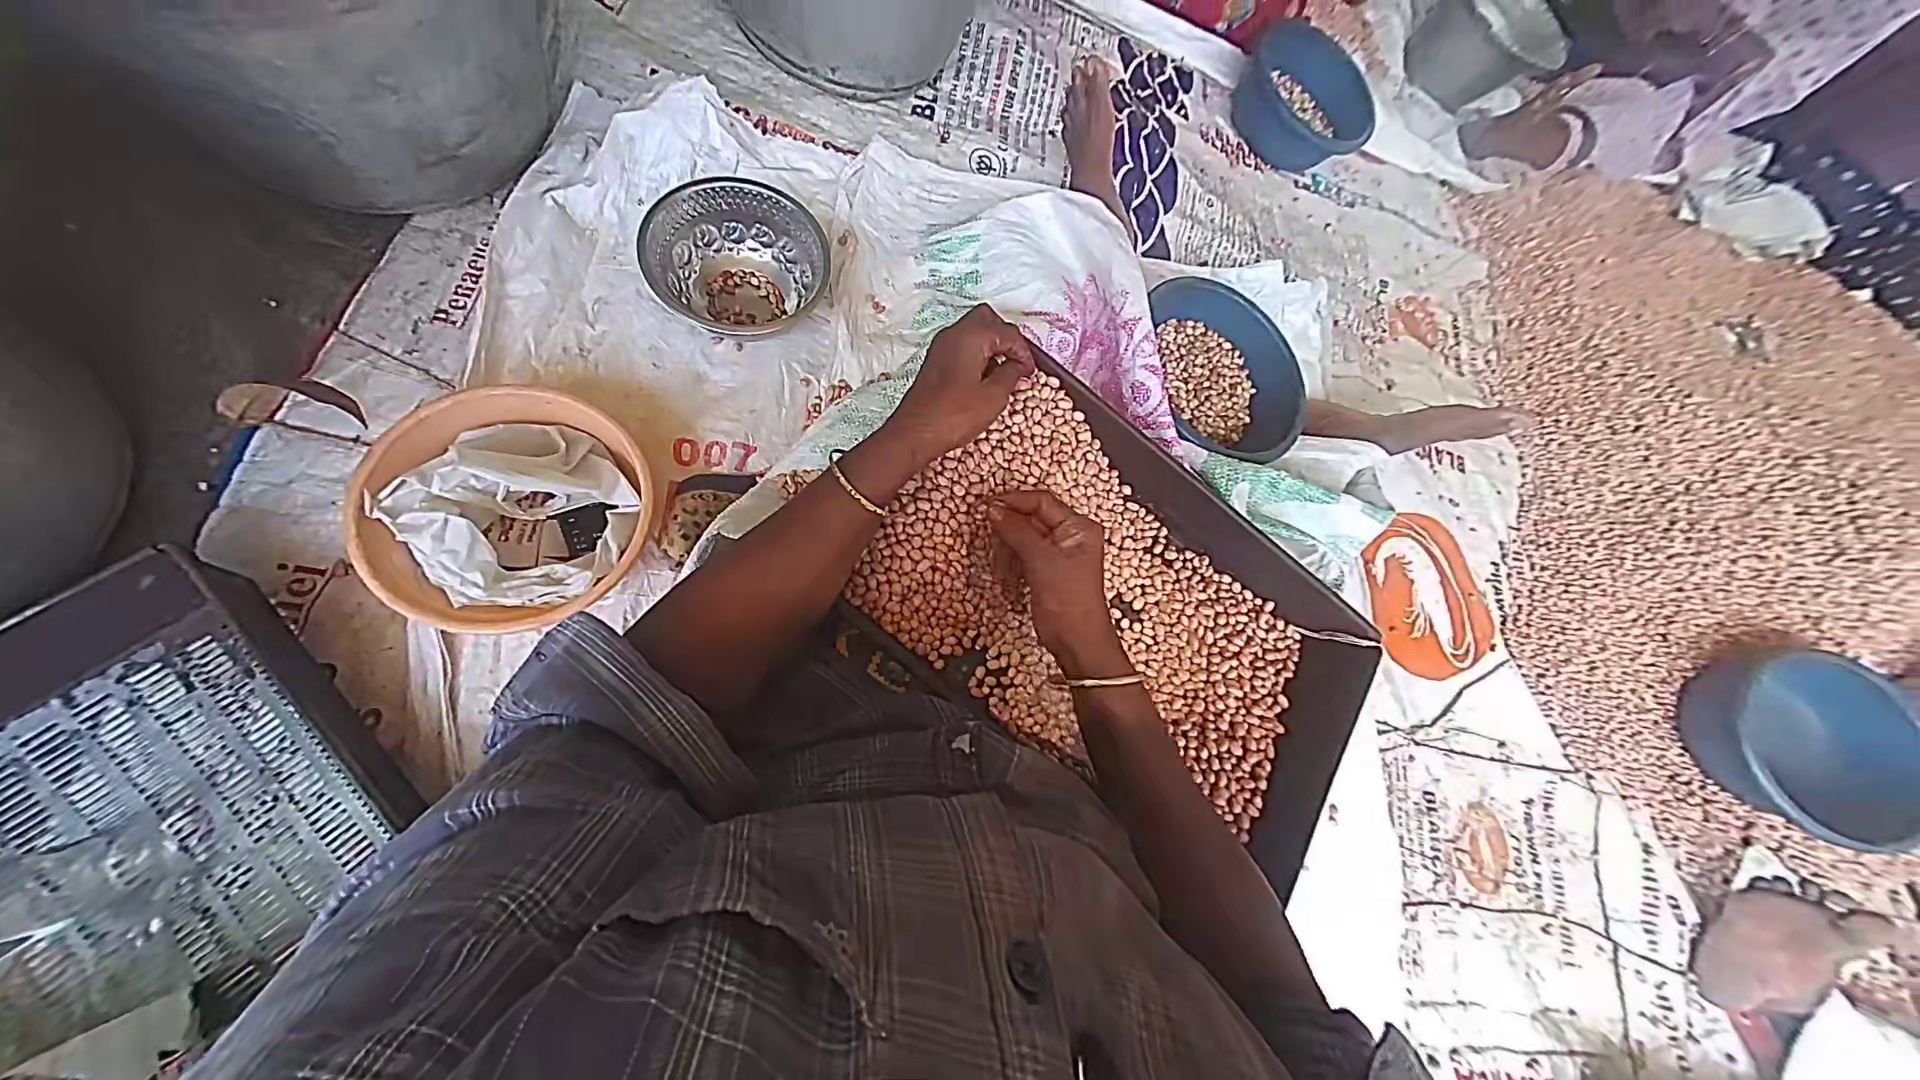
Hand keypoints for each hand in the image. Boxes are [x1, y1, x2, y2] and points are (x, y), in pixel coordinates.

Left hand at [884, 304, 1034, 459]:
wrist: (916, 432)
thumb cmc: (954, 415)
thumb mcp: (994, 396)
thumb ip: (1011, 375)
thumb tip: (1017, 366)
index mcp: (971, 336)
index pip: (1008, 332)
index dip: (1024, 352)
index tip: (1029, 372)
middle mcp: (954, 334)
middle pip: (988, 319)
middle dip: (1006, 339)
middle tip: (1017, 363)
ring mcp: (941, 347)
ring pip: (973, 332)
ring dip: (991, 347)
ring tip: (1003, 374)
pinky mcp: (935, 362)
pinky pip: (962, 347)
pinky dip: (977, 356)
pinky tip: (985, 379)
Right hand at [988, 490, 1129, 677]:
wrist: (1077, 642)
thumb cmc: (1070, 603)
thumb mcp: (1042, 561)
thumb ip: (1017, 532)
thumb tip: (994, 509)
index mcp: (1078, 527)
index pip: (1041, 501)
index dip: (1013, 501)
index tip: (987, 505)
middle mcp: (1069, 535)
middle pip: (1030, 517)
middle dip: (1008, 527)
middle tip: (987, 534)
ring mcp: (1057, 553)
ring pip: (1023, 537)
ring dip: (1006, 547)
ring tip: (998, 563)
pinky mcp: (1046, 569)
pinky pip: (1022, 554)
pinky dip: (1010, 560)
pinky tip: (1004, 572)